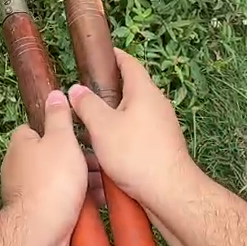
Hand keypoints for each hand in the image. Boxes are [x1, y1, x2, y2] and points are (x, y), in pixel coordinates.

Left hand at [1, 90, 90, 245]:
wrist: (42, 232)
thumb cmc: (52, 181)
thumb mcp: (61, 139)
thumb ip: (59, 116)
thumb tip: (54, 95)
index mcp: (21, 144)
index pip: (37, 127)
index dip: (59, 129)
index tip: (79, 132)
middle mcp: (19, 166)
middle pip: (52, 154)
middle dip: (77, 158)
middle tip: (99, 160)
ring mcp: (27, 191)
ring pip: (59, 178)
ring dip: (81, 180)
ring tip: (104, 183)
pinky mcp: (38, 213)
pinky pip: (60, 200)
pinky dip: (77, 200)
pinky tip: (97, 202)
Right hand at [68, 49, 202, 213]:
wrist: (170, 192)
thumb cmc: (136, 155)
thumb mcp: (102, 127)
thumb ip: (87, 105)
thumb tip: (76, 90)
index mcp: (144, 91)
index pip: (129, 63)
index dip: (113, 56)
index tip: (98, 53)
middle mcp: (157, 103)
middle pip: (131, 86)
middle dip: (109, 87)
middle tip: (85, 91)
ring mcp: (162, 124)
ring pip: (134, 110)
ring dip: (114, 112)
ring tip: (91, 119)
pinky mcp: (162, 143)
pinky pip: (139, 128)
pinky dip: (123, 129)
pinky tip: (108, 144)